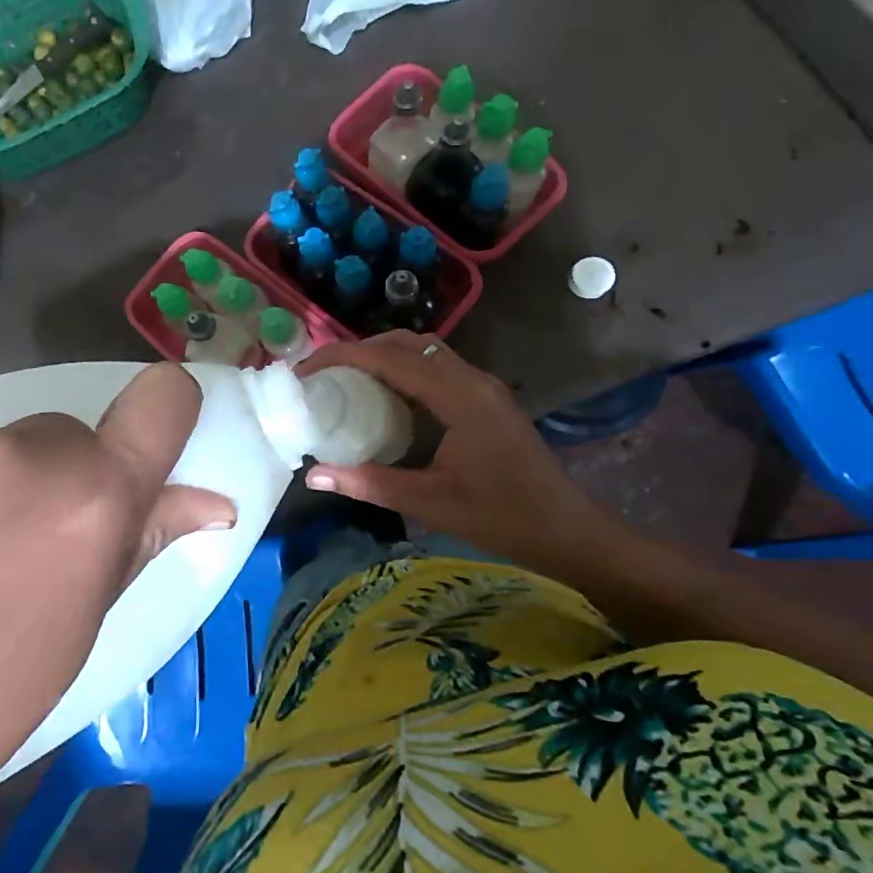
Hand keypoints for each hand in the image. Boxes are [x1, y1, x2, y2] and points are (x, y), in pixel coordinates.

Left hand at [0, 360, 238, 701]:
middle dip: (55, 486)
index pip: (159, 404)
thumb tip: (205, 505)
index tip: (146, 451)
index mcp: (81, 504)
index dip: (166, 414)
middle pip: (60, 439)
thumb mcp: (64, 647)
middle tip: (13, 562)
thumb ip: (131, 554)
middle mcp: (8, 454)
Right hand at [295, 333, 607, 562]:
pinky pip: (437, 368)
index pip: (390, 359)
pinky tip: (385, 399)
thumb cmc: (499, 516)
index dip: (343, 356)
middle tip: (323, 373)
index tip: (306, 369)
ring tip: (347, 380)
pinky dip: (404, 370)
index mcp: (458, 397)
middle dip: (360, 350)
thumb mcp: (427, 502)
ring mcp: (483, 388)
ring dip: (383, 356)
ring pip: (425, 351)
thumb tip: (312, 475)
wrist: (565, 530)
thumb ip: (367, 483)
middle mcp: (472, 380)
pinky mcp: (486, 400)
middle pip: (407, 343)